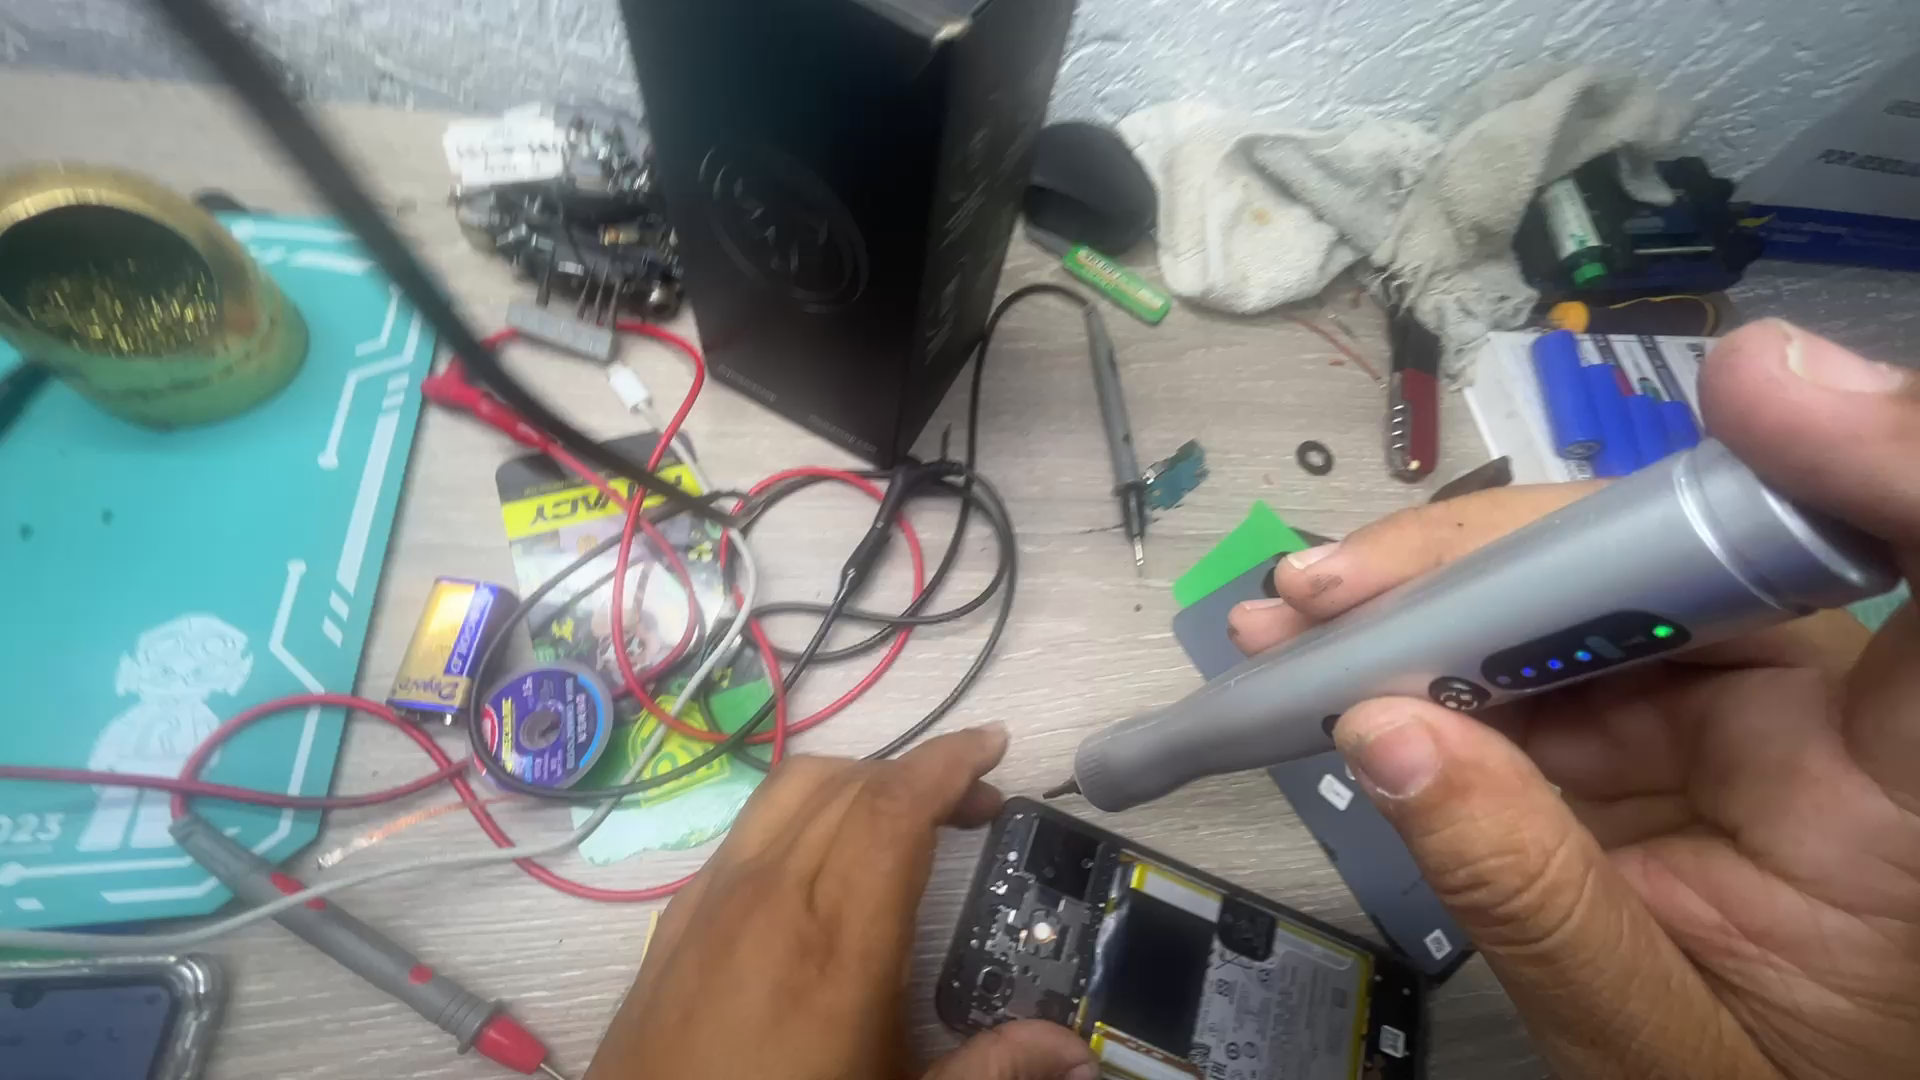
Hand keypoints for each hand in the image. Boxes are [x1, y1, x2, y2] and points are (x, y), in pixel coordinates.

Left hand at [585, 725, 1095, 1079]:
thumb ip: (989, 1070)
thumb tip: (1077, 1055)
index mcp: (834, 946)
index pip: (894, 808)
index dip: (948, 761)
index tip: (994, 745)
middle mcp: (771, 896)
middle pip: (856, 783)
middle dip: (925, 771)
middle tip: (977, 803)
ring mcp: (716, 896)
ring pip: (799, 785)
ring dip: (866, 777)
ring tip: (909, 814)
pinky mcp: (681, 911)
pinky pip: (756, 821)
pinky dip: (811, 805)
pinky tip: (828, 854)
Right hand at [1229, 320, 1919, 1079]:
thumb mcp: (1641, 1040)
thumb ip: (1526, 892)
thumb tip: (1380, 728)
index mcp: (1908, 813)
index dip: (1881, 466)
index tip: (1759, 382)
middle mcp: (1816, 717)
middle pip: (1662, 565)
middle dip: (1478, 559)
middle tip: (1325, 586)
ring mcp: (1705, 699)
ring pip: (1557, 587)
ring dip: (1405, 594)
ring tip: (1287, 615)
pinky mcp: (1615, 700)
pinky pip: (1504, 641)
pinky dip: (1399, 640)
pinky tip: (1314, 645)